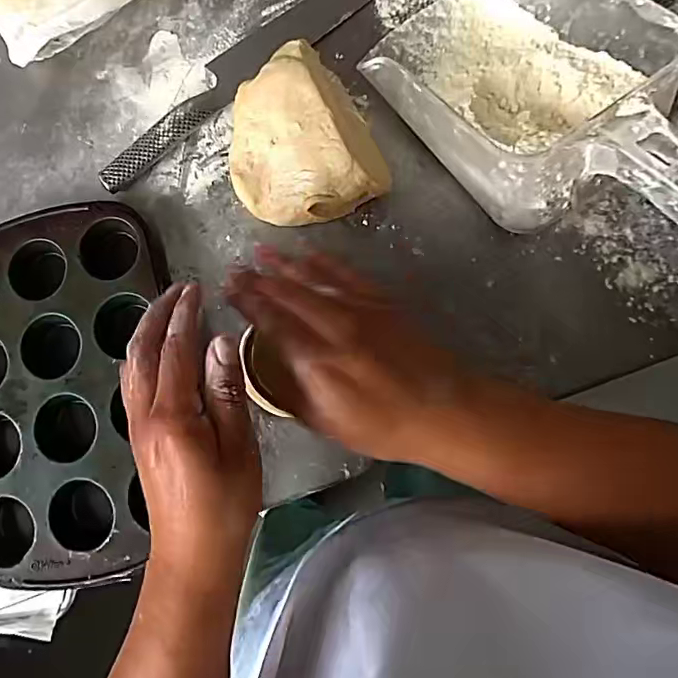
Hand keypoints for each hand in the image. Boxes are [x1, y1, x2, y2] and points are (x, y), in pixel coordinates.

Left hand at [123, 282, 261, 575]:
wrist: (190, 554)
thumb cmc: (224, 507)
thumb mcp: (239, 449)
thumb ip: (227, 393)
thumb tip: (219, 342)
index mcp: (172, 415)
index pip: (175, 350)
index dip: (183, 316)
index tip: (193, 289)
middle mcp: (144, 414)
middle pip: (142, 351)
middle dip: (156, 315)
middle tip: (175, 290)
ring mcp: (135, 425)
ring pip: (131, 366)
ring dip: (144, 333)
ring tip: (163, 312)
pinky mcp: (137, 436)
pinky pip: (132, 384)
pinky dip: (140, 357)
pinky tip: (152, 354)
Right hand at [224, 248, 489, 463]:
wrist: (448, 413)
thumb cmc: (382, 426)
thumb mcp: (324, 421)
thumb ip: (288, 391)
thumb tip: (261, 369)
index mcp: (316, 360)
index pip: (271, 321)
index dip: (247, 302)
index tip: (228, 290)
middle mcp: (334, 328)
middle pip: (287, 294)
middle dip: (257, 279)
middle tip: (235, 269)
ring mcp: (360, 311)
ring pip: (314, 279)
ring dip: (284, 264)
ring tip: (261, 251)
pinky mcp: (382, 303)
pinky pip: (347, 275)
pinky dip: (325, 263)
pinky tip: (309, 255)